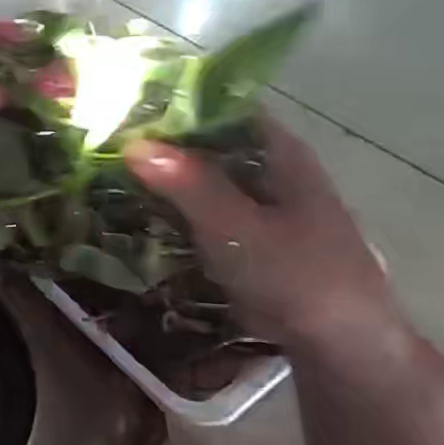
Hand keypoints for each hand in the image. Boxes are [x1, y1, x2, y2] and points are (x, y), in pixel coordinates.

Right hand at [124, 115, 403, 355]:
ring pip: (200, 173)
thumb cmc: (297, 276)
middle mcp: (267, 166)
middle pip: (206, 138)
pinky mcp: (245, 231)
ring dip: (163, 172)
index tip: (126, 105)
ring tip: (109, 169)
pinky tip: (138, 207)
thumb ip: (189, 185)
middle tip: (106, 140)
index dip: (175, 100)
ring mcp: (257, 200)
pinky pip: (200, 205)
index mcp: (278, 150)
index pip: (221, 104)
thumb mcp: (237, 229)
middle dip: (160, 139)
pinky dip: (172, 203)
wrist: (338, 344)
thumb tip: (133, 144)